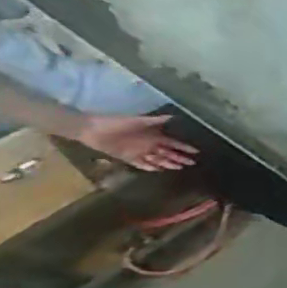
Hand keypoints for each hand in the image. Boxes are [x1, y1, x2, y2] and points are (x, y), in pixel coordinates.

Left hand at [75, 114, 196, 171]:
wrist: (90, 129)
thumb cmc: (116, 123)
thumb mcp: (138, 120)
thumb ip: (156, 120)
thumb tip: (175, 117)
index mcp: (154, 136)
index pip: (174, 143)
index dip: (184, 147)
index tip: (196, 151)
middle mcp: (149, 145)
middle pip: (168, 153)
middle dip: (180, 158)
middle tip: (192, 163)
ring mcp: (139, 152)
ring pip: (158, 160)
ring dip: (168, 163)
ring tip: (178, 168)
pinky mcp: (128, 157)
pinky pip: (141, 164)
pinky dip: (149, 167)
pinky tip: (158, 170)